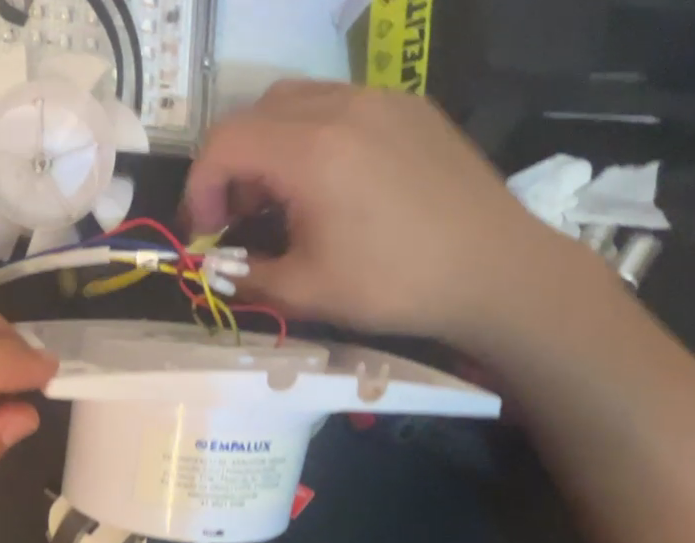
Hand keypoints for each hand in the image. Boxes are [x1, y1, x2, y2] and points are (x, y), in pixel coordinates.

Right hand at [186, 81, 588, 345]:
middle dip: (230, 164)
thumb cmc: (393, 284)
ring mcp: (383, 100)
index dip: (199, 188)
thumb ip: (242, 273)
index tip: (206, 232)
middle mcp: (344, 108)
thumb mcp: (302, 292)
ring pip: (295, 101)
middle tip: (239, 215)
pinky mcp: (411, 107)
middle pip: (254, 113)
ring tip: (281, 198)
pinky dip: (310, 136)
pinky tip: (327, 184)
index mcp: (313, 151)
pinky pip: (339, 104)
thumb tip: (214, 266)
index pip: (224, 143)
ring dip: (268, 146)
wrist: (495, 270)